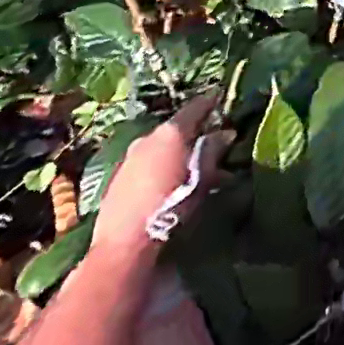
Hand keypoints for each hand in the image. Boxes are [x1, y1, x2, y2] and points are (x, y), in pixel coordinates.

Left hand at [90, 92, 233, 257]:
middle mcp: (148, 136)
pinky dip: (161, 165)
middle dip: (195, 134)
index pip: (195, 107)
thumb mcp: (201, 179)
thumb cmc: (171, 208)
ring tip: (193, 170)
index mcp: (171, 132)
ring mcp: (130, 156)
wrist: (123, 247)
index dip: (210, 102)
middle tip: (213, 144)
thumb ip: (212, 152)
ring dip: (177, 152)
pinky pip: (147, 162)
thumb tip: (225, 133)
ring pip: (161, 146)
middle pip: (177, 128)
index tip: (220, 97)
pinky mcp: (118, 177)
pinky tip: (169, 183)